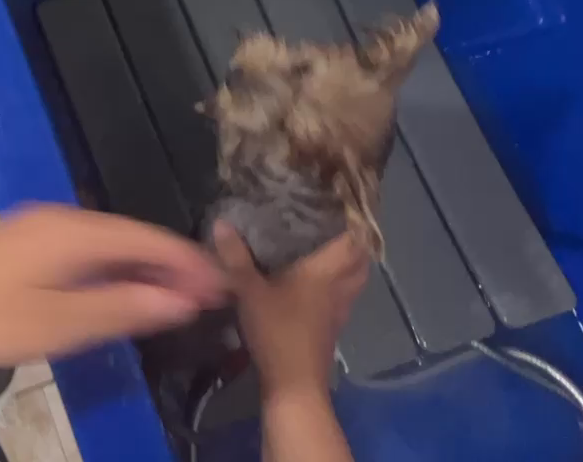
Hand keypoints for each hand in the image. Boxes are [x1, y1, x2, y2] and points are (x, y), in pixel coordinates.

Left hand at [0, 204, 227, 368]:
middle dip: (170, 264)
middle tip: (208, 300)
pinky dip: (111, 266)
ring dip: (142, 267)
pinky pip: (84, 247)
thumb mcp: (61, 323)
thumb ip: (123, 308)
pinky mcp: (24, 241)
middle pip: (128, 235)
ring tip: (174, 300)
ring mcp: (38, 226)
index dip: (189, 262)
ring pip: (106, 241)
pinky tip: (120, 290)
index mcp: (72, 231)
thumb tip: (181, 298)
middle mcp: (59, 218)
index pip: (147, 237)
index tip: (225, 289)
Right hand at [213, 221, 369, 400]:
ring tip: (330, 243)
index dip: (354, 222)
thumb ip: (234, 255)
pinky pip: (343, 293)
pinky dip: (339, 280)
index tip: (345, 200)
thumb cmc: (276, 330)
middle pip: (360, 261)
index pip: (351, 243)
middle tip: (337, 220)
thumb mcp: (247, 289)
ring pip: (355, 279)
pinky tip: (318, 277)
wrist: (294, 383)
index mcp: (323, 274)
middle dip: (357, 241)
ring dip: (350, 261)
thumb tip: (222, 222)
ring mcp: (337, 310)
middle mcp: (337, 288)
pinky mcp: (330, 326)